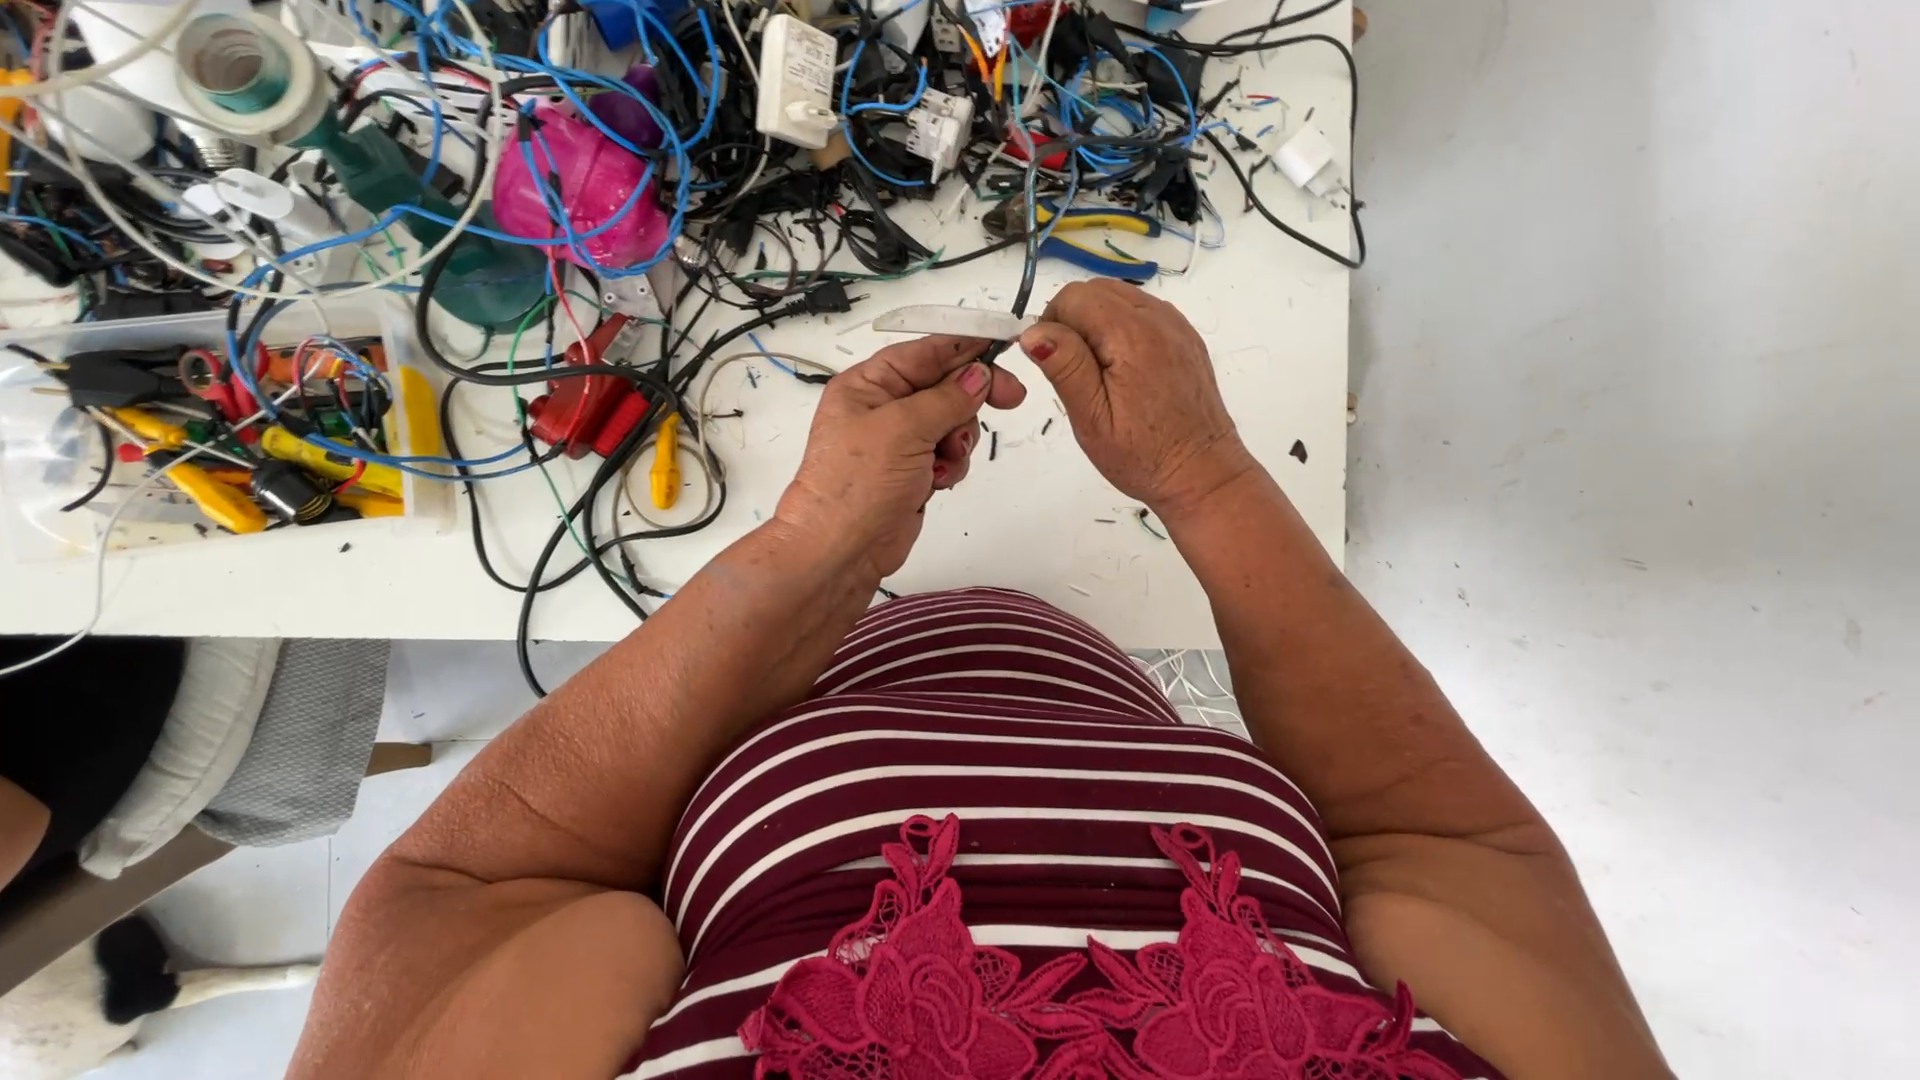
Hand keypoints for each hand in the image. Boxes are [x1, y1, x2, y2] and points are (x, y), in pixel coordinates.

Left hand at [776, 335, 1026, 577]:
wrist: (841, 550)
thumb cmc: (857, 484)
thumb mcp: (904, 428)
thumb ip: (947, 397)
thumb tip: (979, 375)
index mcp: (868, 383)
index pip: (925, 352)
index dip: (966, 348)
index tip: (1005, 348)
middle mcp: (882, 407)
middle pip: (944, 386)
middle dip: (968, 400)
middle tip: (1010, 400)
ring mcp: (898, 442)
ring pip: (952, 422)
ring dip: (958, 439)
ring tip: (943, 461)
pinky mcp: (912, 472)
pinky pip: (948, 454)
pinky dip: (951, 465)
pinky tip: (937, 482)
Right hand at [1019, 280, 1256, 517]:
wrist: (1202, 474)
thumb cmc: (1142, 456)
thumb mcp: (1093, 420)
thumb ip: (1065, 367)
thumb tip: (1035, 331)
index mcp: (1132, 336)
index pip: (1074, 297)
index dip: (1052, 324)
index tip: (1054, 365)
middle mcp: (1158, 320)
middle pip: (1097, 290)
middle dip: (1073, 320)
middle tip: (1074, 371)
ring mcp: (1177, 326)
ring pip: (1120, 297)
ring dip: (1097, 322)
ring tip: (1098, 372)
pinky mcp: (1186, 338)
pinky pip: (1143, 312)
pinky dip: (1122, 327)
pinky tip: (1123, 369)